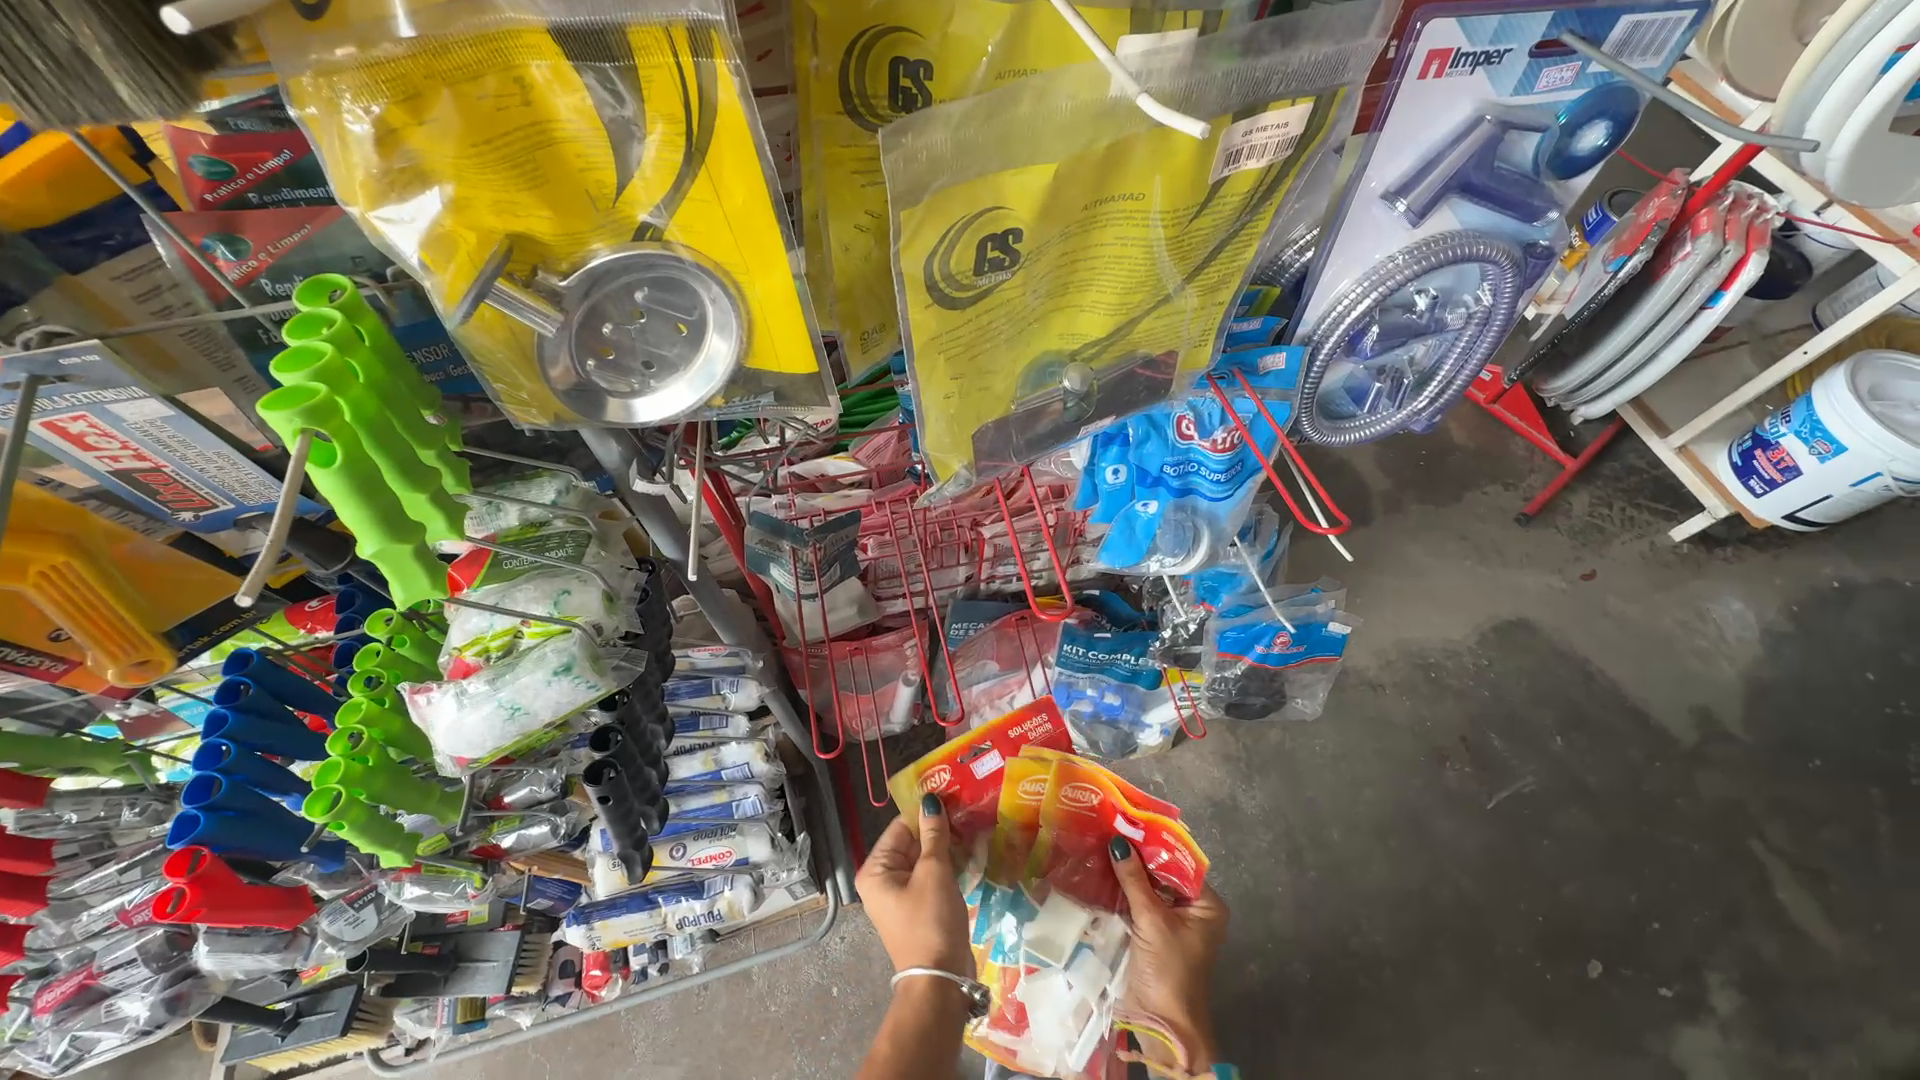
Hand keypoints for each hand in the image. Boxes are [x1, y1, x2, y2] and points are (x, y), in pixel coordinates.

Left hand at [856, 794, 973, 976]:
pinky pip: (931, 877)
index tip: (952, 796)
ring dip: (945, 847)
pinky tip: (970, 853)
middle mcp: (882, 880)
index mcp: (876, 870)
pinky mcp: (919, 907)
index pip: (900, 828)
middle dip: (937, 829)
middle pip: (911, 843)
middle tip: (968, 810)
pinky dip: (947, 865)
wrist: (940, 979)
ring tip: (972, 827)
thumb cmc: (931, 921)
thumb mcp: (934, 873)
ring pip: (924, 859)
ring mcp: (901, 896)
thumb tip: (931, 800)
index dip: (925, 812)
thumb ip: (934, 835)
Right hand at [1111, 837, 1228, 1068]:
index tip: (1128, 823)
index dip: (1154, 844)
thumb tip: (1118, 842)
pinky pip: (1138, 904)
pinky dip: (1122, 892)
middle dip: (1137, 857)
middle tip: (1109, 830)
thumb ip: (1134, 880)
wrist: (1163, 1022)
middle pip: (1163, 874)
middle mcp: (1192, 909)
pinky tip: (1100, 874)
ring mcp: (1171, 922)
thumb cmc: (1169, 969)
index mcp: (1206, 904)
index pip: (1180, 863)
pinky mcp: (1151, 934)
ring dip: (1127, 874)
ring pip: (1148, 888)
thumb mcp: (1152, 921)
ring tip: (1100, 846)